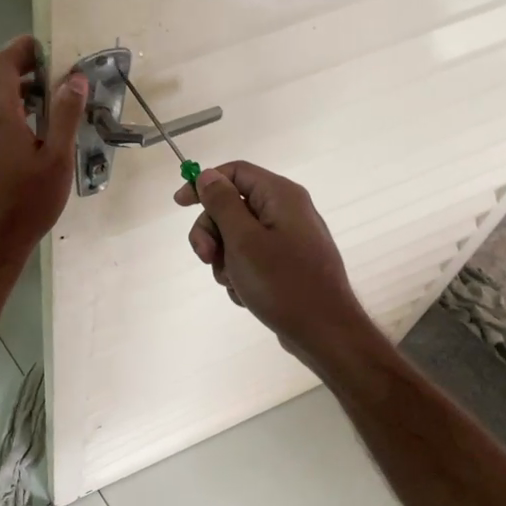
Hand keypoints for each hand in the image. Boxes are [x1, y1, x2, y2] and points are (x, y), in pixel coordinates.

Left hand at [0, 36, 87, 265]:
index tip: (50, 46)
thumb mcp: (57, 157)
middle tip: (60, 70)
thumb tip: (75, 77)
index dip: (23, 47)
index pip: (3, 62)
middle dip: (26, 66)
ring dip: (22, 89)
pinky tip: (39, 127)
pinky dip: (15, 109)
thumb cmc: (29, 201)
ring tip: (55, 96)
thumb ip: (65, 114)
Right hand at [173, 161, 365, 348]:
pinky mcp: (287, 263)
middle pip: (232, 206)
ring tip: (233, 283)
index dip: (203, 183)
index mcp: (280, 196)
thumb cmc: (283, 283)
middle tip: (206, 257)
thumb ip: (222, 203)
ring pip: (237, 235)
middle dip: (212, 232)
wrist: (325, 333)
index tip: (180, 205)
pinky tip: (246, 294)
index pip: (234, 172)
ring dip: (224, 258)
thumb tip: (207, 175)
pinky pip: (251, 257)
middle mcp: (287, 210)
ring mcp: (288, 238)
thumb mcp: (243, 240)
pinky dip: (240, 273)